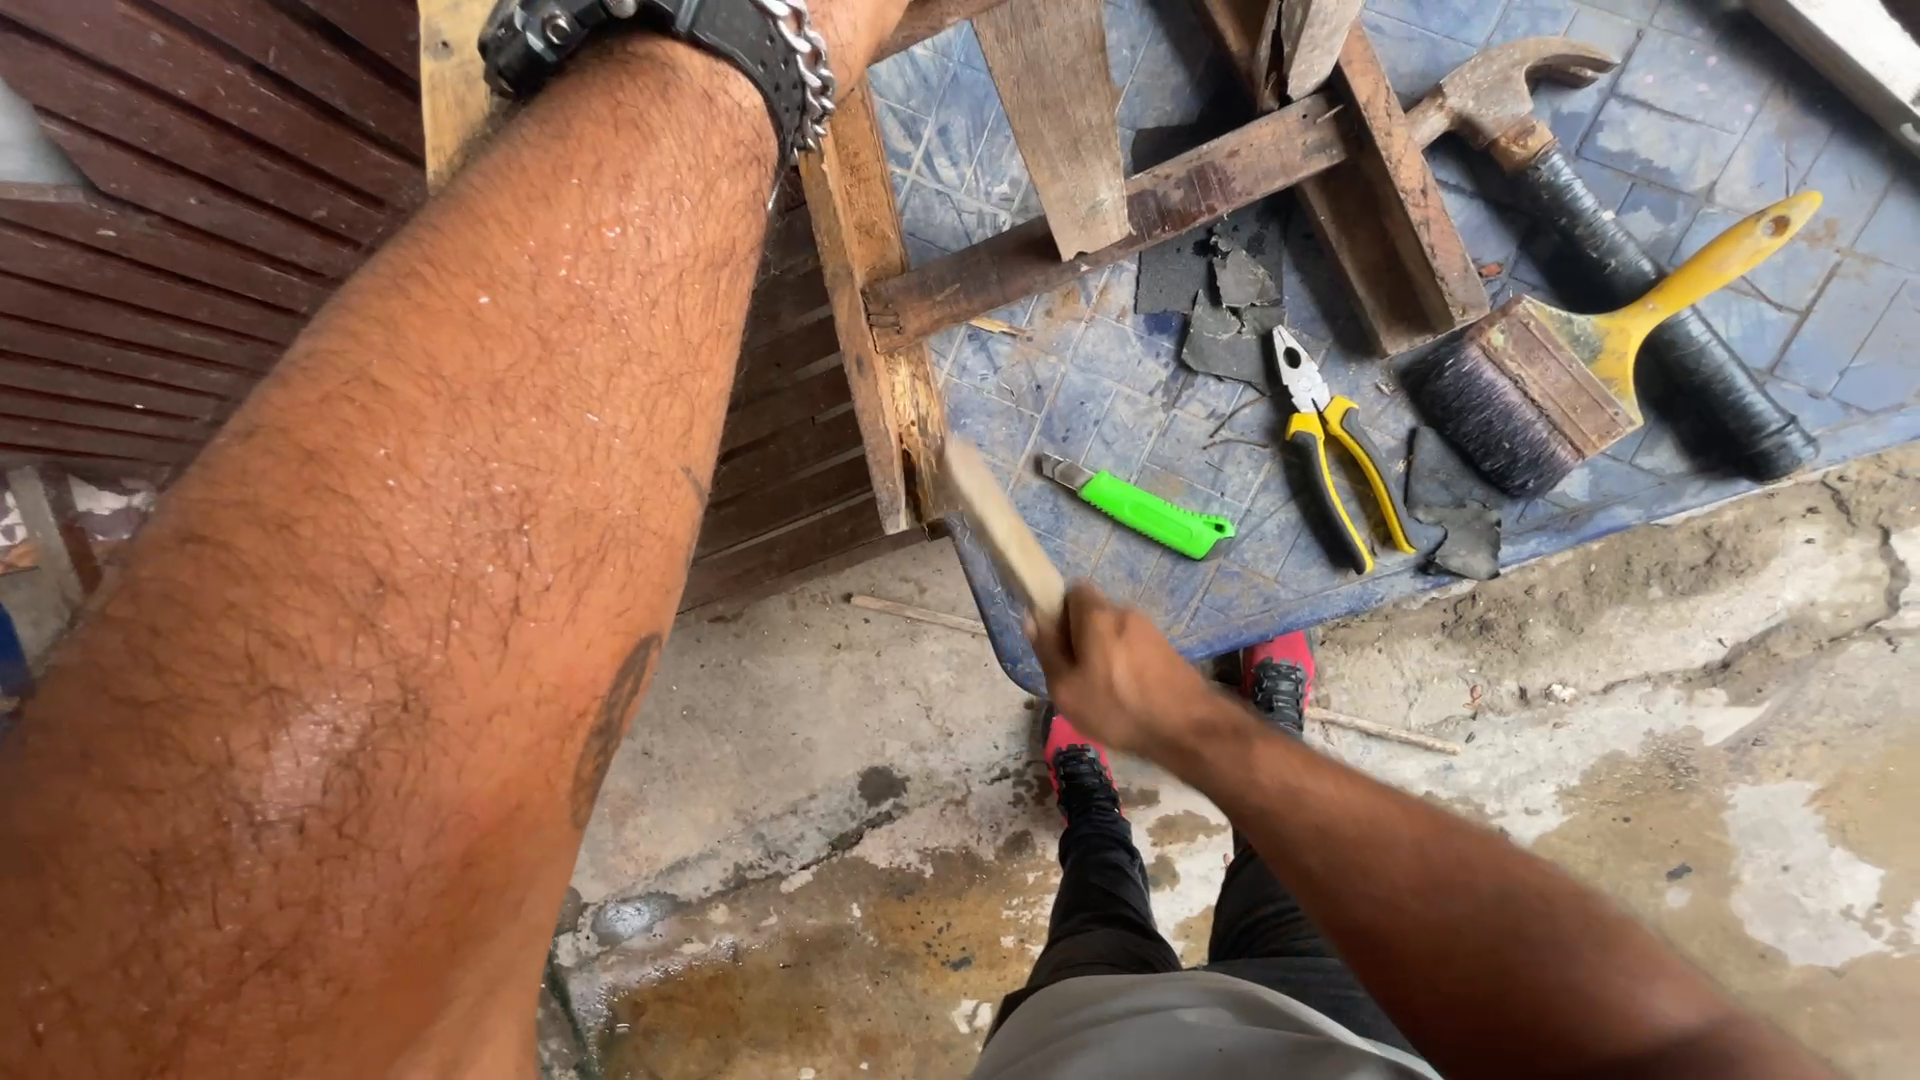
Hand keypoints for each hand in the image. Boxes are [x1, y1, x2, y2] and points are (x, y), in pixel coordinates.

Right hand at [1026, 583, 1226, 758]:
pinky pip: (1133, 647)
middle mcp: (1125, 612)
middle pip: (1093, 613)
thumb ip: (1046, 649)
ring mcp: (1150, 630)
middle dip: (1080, 636)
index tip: (1057, 644)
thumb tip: (1032, 616)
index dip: (1059, 612)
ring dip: (1103, 652)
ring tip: (1102, 692)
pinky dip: (1124, 664)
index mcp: (1097, 615)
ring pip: (1114, 632)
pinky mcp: (1167, 649)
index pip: (1072, 590)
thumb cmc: (1117, 708)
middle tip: (1075, 675)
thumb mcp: (1065, 688)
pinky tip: (1126, 696)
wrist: (1187, 729)